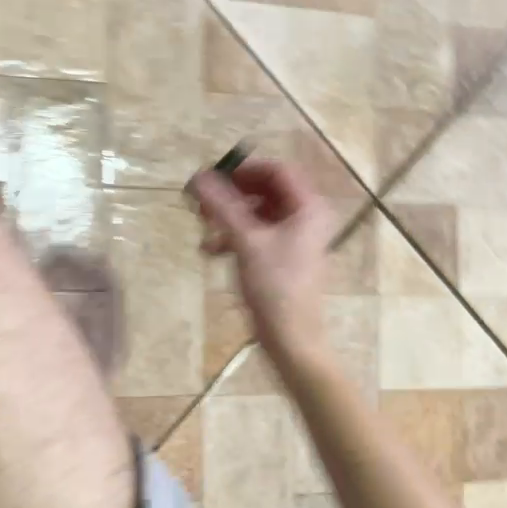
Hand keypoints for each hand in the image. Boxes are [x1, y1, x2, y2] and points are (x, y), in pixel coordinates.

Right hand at [186, 157, 336, 355]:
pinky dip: (235, 236)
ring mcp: (296, 238)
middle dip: (232, 195)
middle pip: (265, 190)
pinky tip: (212, 250)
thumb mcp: (245, 241)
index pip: (276, 170)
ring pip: (258, 213)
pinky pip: (257, 234)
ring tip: (204, 228)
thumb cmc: (275, 286)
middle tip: (203, 202)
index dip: (243, 170)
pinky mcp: (283, 257)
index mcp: (309, 207)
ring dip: (229, 217)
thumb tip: (197, 177)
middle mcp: (307, 217)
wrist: (291, 338)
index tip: (213, 179)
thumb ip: (222, 206)